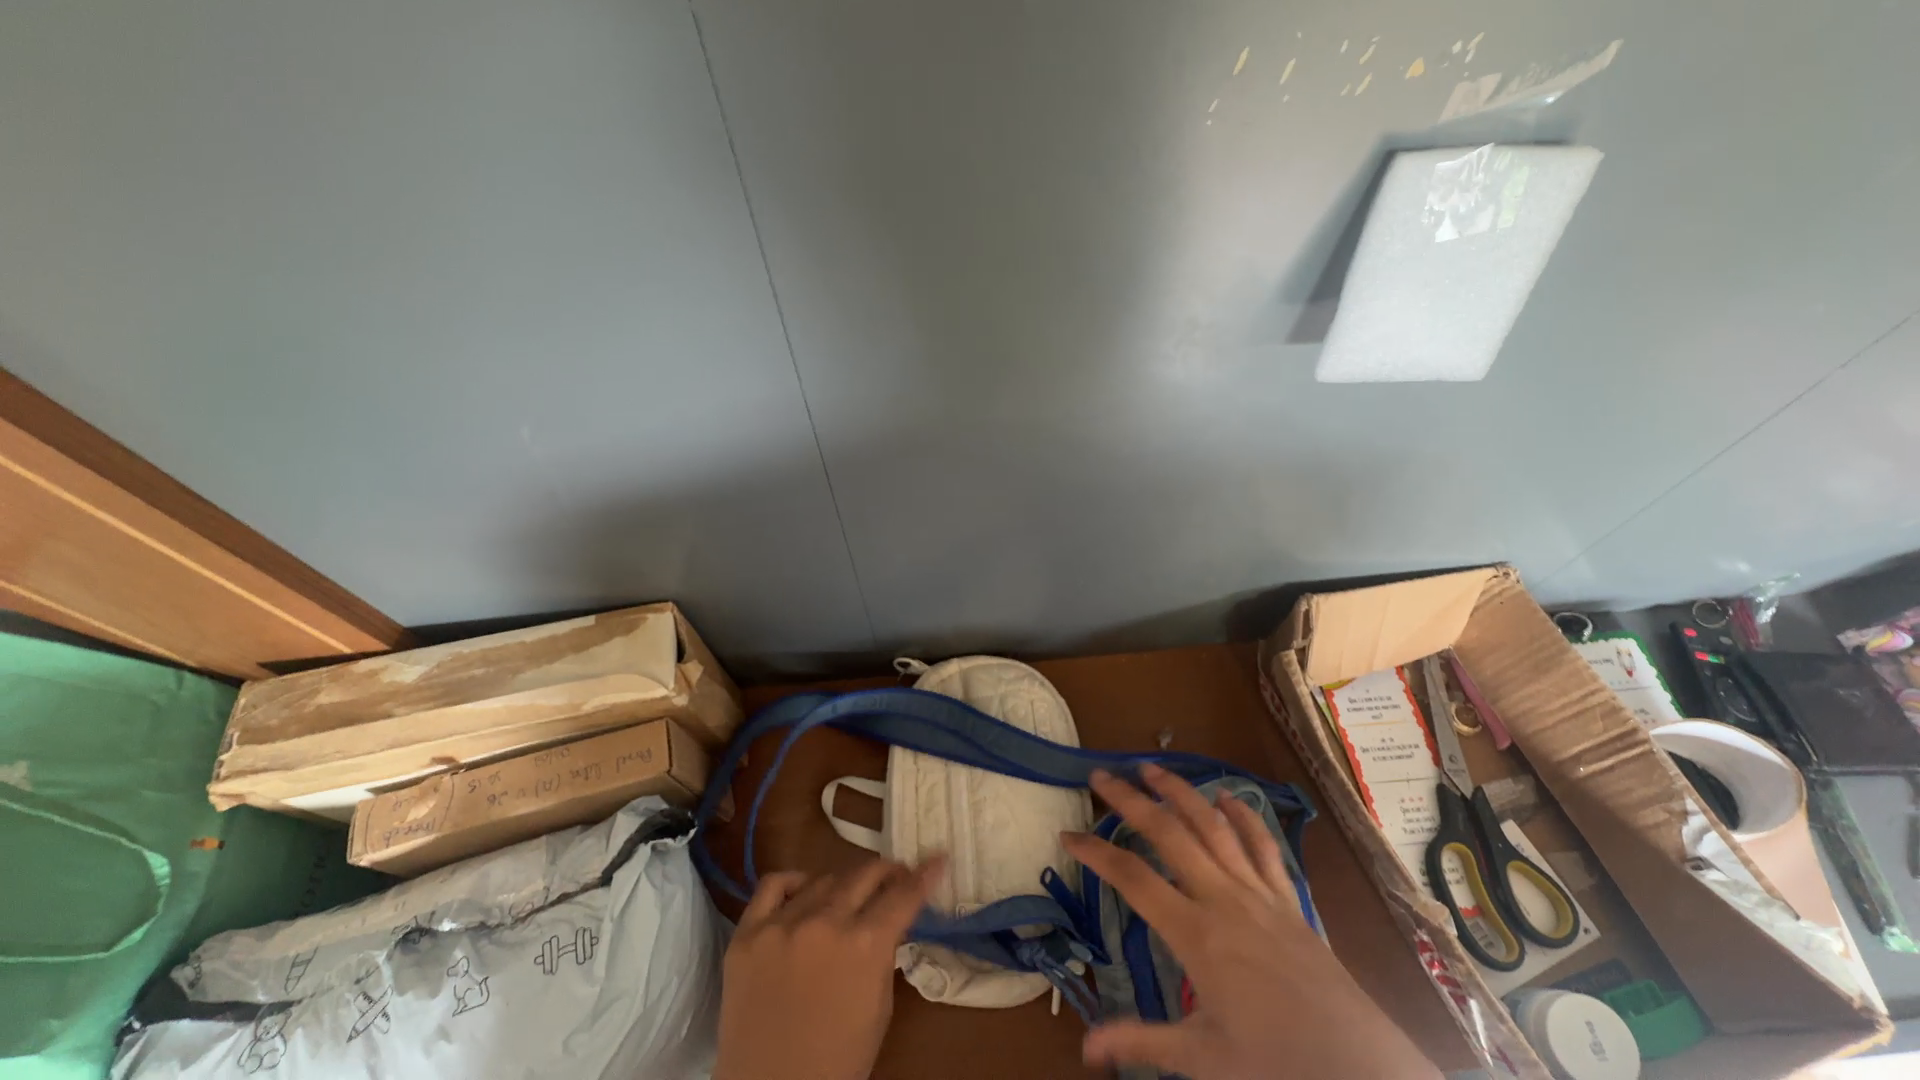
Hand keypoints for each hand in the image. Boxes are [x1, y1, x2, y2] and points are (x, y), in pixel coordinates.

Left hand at [713, 855, 946, 1079]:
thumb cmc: (838, 1059)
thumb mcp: (879, 1008)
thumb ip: (883, 955)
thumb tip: (888, 921)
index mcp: (864, 945)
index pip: (903, 895)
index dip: (925, 874)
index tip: (936, 859)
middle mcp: (824, 922)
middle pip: (864, 875)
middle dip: (888, 872)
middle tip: (897, 876)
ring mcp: (781, 924)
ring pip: (823, 879)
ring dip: (845, 884)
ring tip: (850, 896)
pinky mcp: (747, 933)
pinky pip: (773, 886)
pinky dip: (795, 883)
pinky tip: (805, 893)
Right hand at [1063, 765, 1441, 1079]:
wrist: (1357, 1063)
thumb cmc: (1275, 1062)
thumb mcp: (1201, 1058)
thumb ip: (1140, 1041)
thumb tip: (1084, 1050)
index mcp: (1195, 935)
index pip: (1133, 878)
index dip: (1095, 852)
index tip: (1068, 834)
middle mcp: (1223, 900)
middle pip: (1169, 834)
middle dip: (1131, 801)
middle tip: (1101, 776)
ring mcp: (1259, 894)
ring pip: (1213, 828)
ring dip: (1181, 793)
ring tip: (1153, 768)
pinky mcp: (1288, 900)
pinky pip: (1262, 847)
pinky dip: (1244, 817)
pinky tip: (1228, 798)